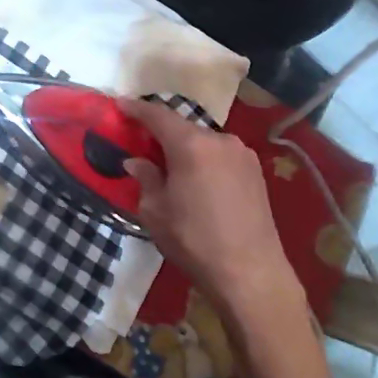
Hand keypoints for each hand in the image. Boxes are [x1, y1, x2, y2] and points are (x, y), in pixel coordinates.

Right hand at [119, 98, 302, 317]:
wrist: (251, 272)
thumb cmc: (194, 241)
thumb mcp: (156, 212)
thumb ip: (146, 179)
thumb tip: (138, 162)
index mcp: (192, 145)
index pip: (158, 115)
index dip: (137, 109)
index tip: (120, 105)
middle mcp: (220, 140)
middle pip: (184, 128)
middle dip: (162, 134)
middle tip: (143, 145)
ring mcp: (243, 155)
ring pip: (205, 142)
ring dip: (186, 149)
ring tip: (172, 168)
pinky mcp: (256, 172)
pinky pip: (222, 157)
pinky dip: (205, 161)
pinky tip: (199, 182)